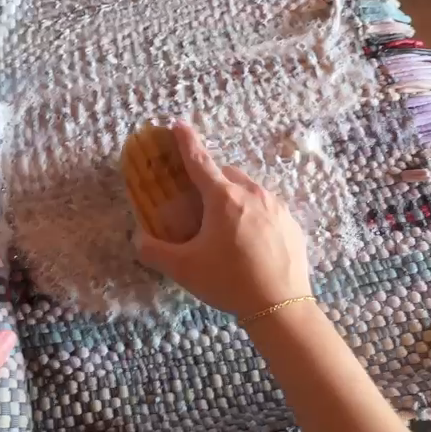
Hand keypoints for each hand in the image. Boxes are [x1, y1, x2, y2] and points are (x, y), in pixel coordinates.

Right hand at [134, 121, 312, 315]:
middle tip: (200, 200)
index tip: (178, 124)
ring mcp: (276, 207)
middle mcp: (251, 193)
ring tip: (226, 224)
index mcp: (222, 198)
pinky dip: (255, 213)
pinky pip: (268, 207)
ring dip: (234, 195)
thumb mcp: (184, 269)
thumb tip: (138, 239)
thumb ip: (154, 251)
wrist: (282, 307)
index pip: (199, 160)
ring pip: (249, 189)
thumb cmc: (229, 281)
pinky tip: (251, 239)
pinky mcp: (292, 223)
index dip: (186, 141)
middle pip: (226, 174)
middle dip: (211, 178)